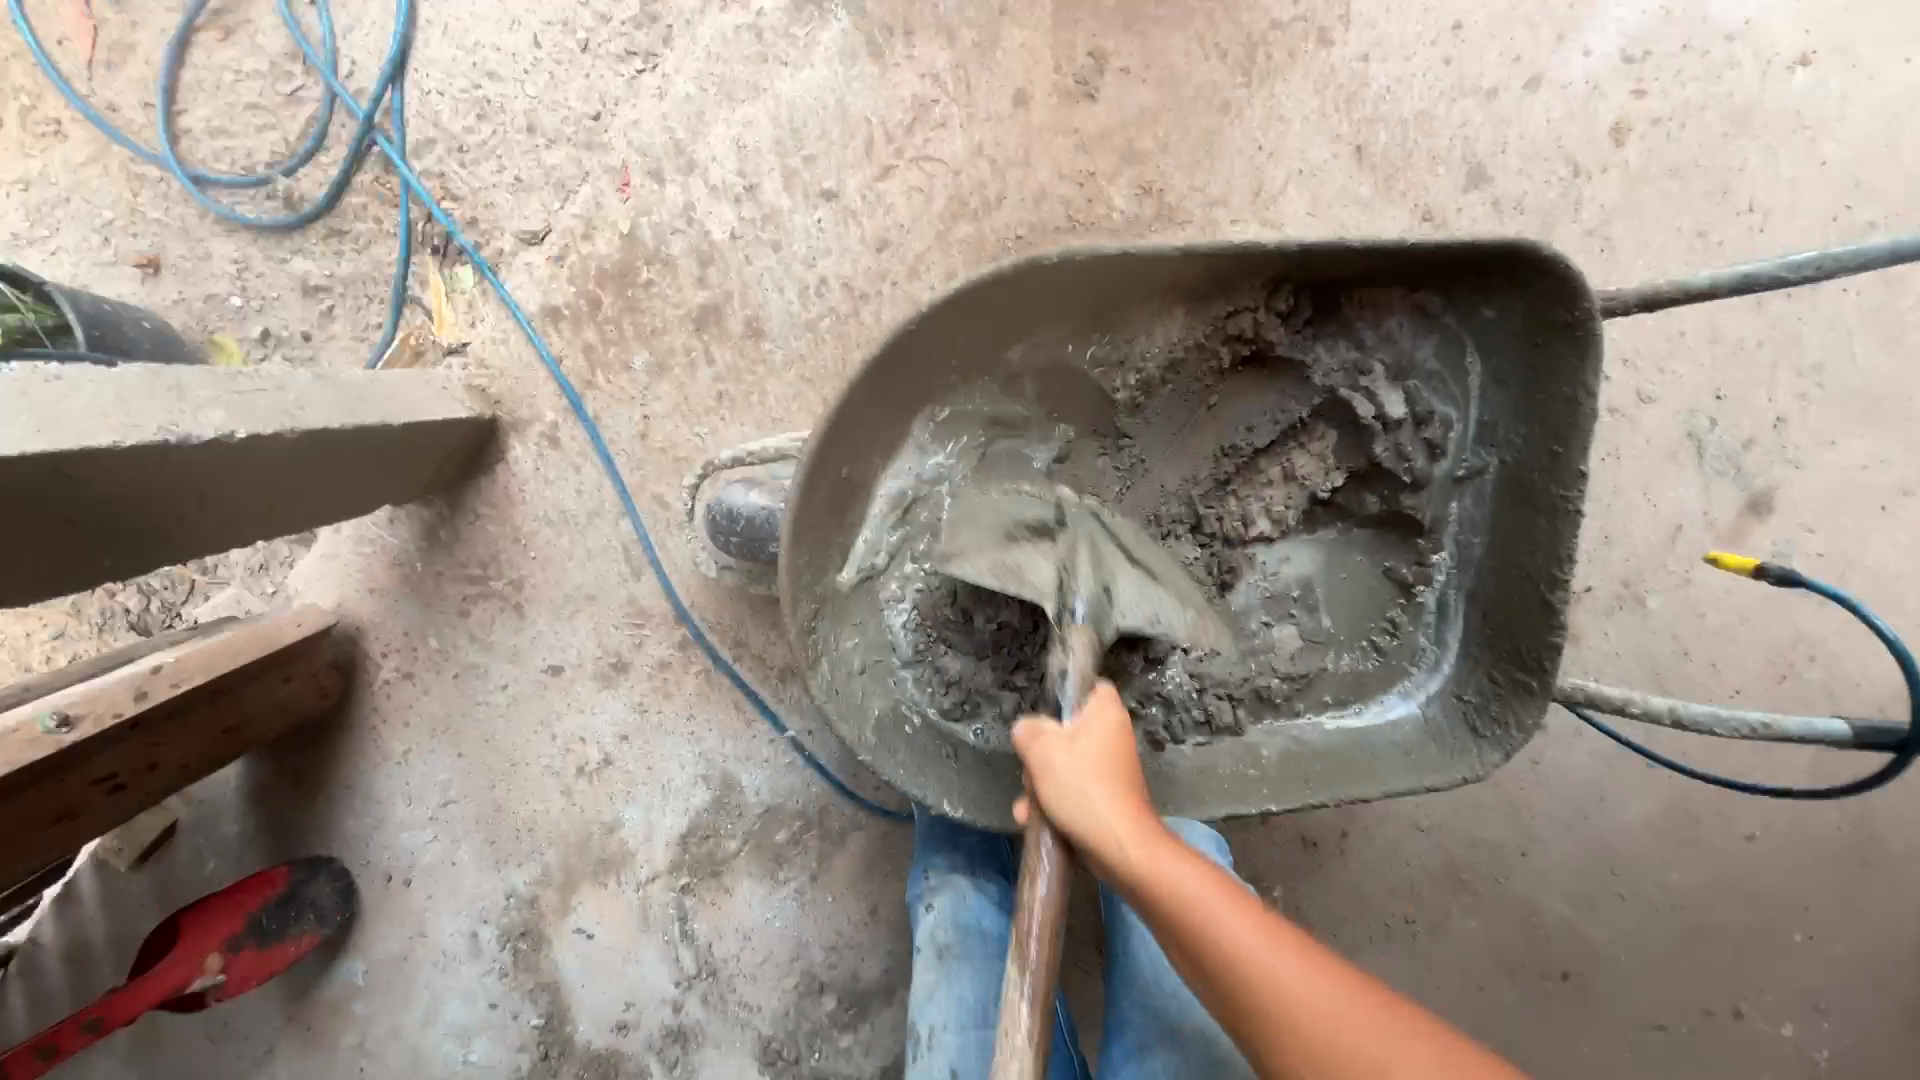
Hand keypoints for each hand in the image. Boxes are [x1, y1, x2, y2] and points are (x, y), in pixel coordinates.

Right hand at [1011, 680, 1168, 881]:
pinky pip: (1073, 791)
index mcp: (1105, 713)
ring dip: (1040, 784)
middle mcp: (1112, 736)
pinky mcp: (1106, 799)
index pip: (1090, 686)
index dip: (1066, 696)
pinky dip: (1054, 804)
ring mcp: (1111, 770)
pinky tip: (1034, 821)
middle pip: (1067, 731)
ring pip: (1065, 765)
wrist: (1119, 847)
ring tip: (1028, 804)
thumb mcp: (1041, 751)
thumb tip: (1027, 729)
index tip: (1044, 714)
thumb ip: (1027, 730)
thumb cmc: (1082, 787)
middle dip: (1041, 753)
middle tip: (1031, 768)